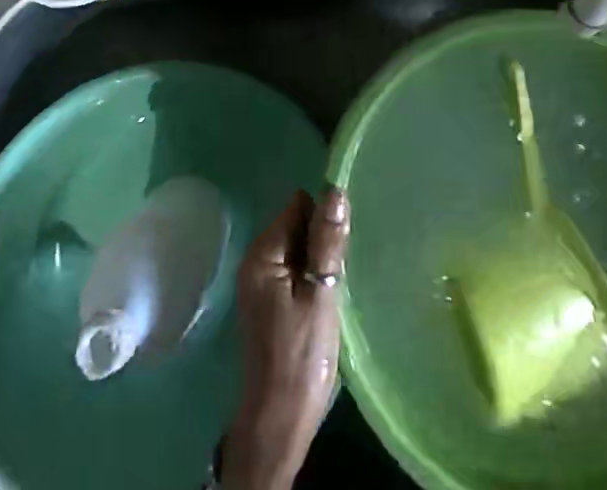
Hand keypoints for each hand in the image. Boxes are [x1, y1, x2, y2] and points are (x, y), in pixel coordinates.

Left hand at [223, 188, 349, 489]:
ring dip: (323, 255)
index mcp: (262, 254)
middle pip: (297, 225)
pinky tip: (334, 289)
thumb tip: (335, 190)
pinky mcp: (273, 302)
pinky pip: (297, 270)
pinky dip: (316, 274)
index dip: (324, 209)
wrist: (280, 416)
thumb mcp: (321, 293)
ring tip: (347, 271)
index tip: (350, 226)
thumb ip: (327, 242)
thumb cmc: (302, 353)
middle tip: (351, 255)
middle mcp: (256, 262)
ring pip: (300, 249)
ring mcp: (263, 283)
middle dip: (324, 233)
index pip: (296, 206)